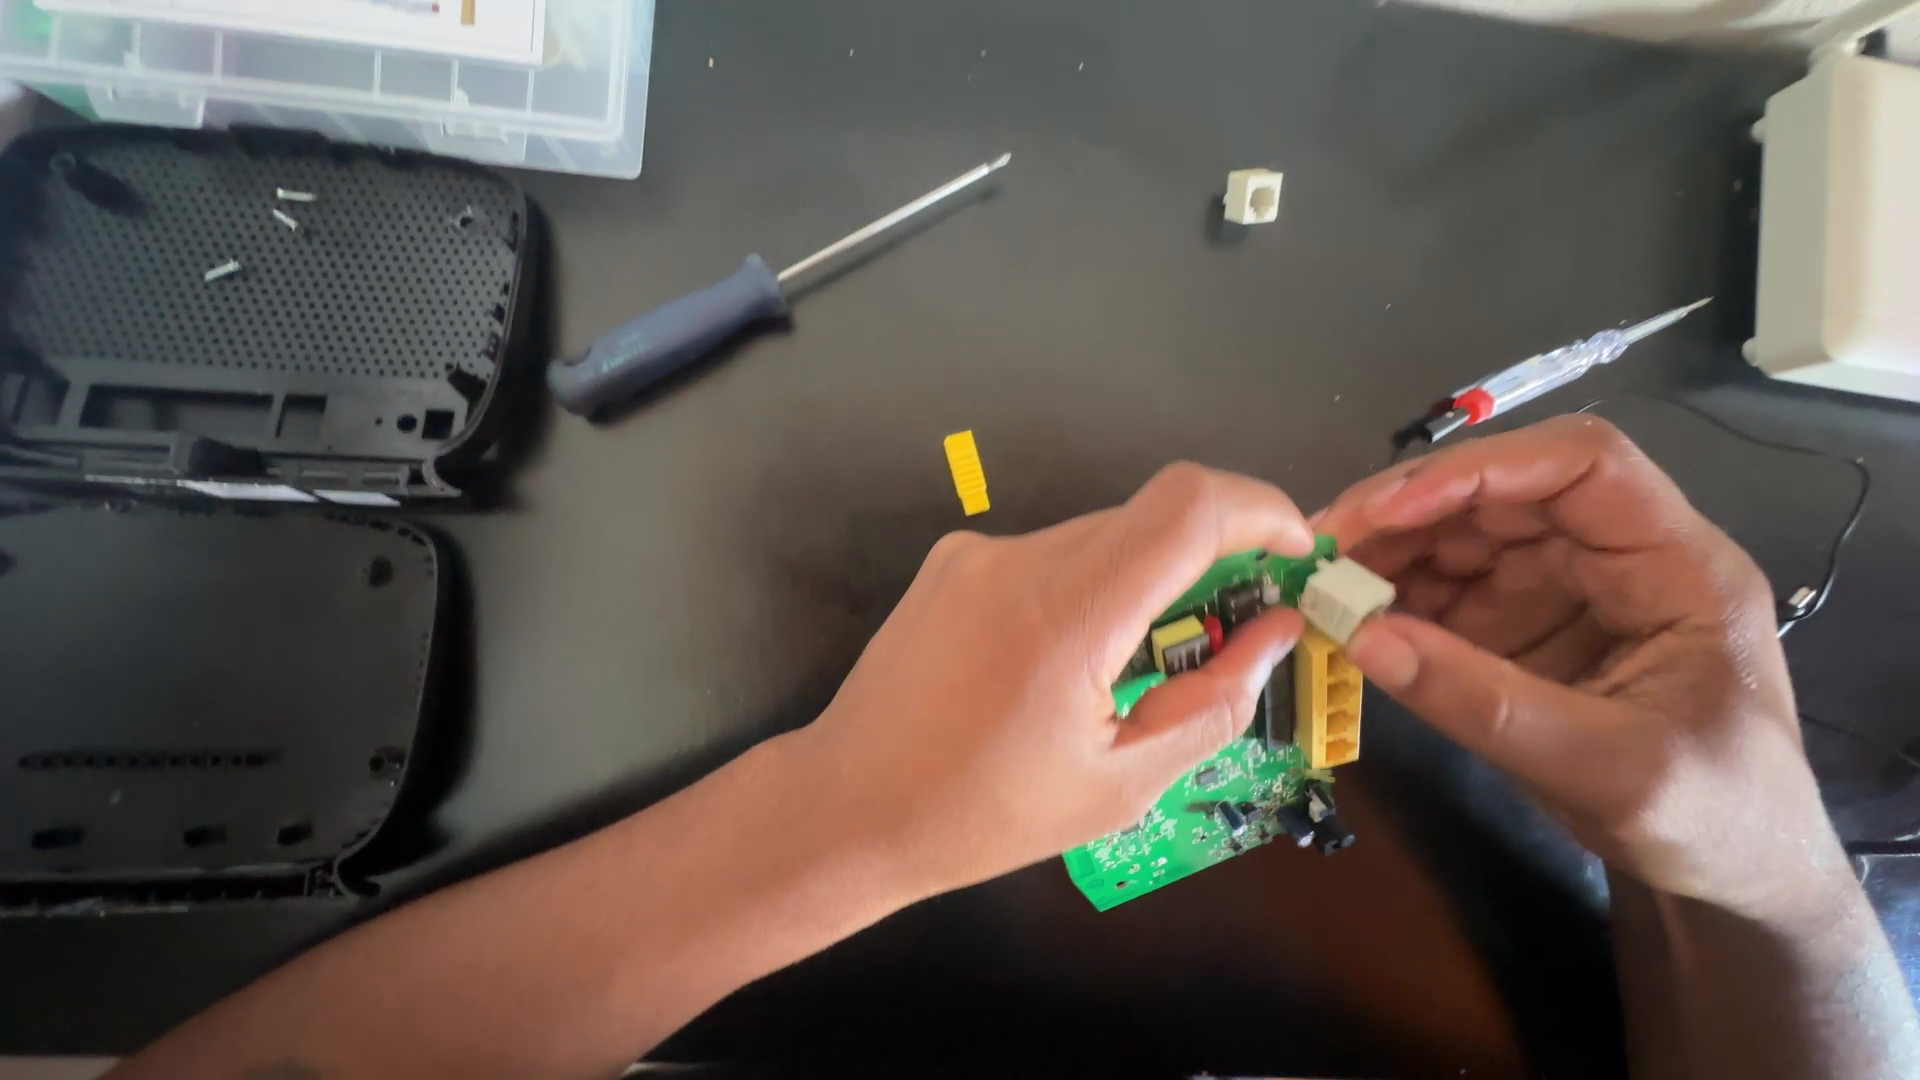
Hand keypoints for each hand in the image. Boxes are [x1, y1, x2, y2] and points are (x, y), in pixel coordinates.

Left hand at [788, 464, 1311, 898]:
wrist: (849, 804)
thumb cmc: (985, 814)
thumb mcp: (1121, 783)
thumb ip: (1212, 700)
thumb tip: (1273, 631)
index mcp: (1067, 613)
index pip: (1186, 505)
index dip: (1259, 507)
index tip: (1292, 548)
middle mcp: (1017, 557)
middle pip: (1146, 520)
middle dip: (1204, 560)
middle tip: (1223, 628)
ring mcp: (975, 551)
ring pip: (1097, 536)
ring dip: (1139, 580)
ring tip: (1124, 662)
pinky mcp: (949, 560)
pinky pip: (1047, 554)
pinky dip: (1084, 586)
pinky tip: (1057, 656)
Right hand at [1316, 415, 1848, 917]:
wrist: (1725, 871)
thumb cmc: (1713, 817)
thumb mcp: (1607, 769)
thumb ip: (1481, 702)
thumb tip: (1359, 636)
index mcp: (1670, 565)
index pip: (1578, 465)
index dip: (1477, 472)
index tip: (1388, 513)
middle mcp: (1604, 555)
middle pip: (1492, 493)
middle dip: (1401, 510)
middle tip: (1319, 548)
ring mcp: (1550, 584)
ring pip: (1452, 532)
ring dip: (1380, 549)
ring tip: (1316, 581)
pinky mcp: (1508, 618)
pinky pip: (1434, 584)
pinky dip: (1382, 592)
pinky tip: (1342, 613)